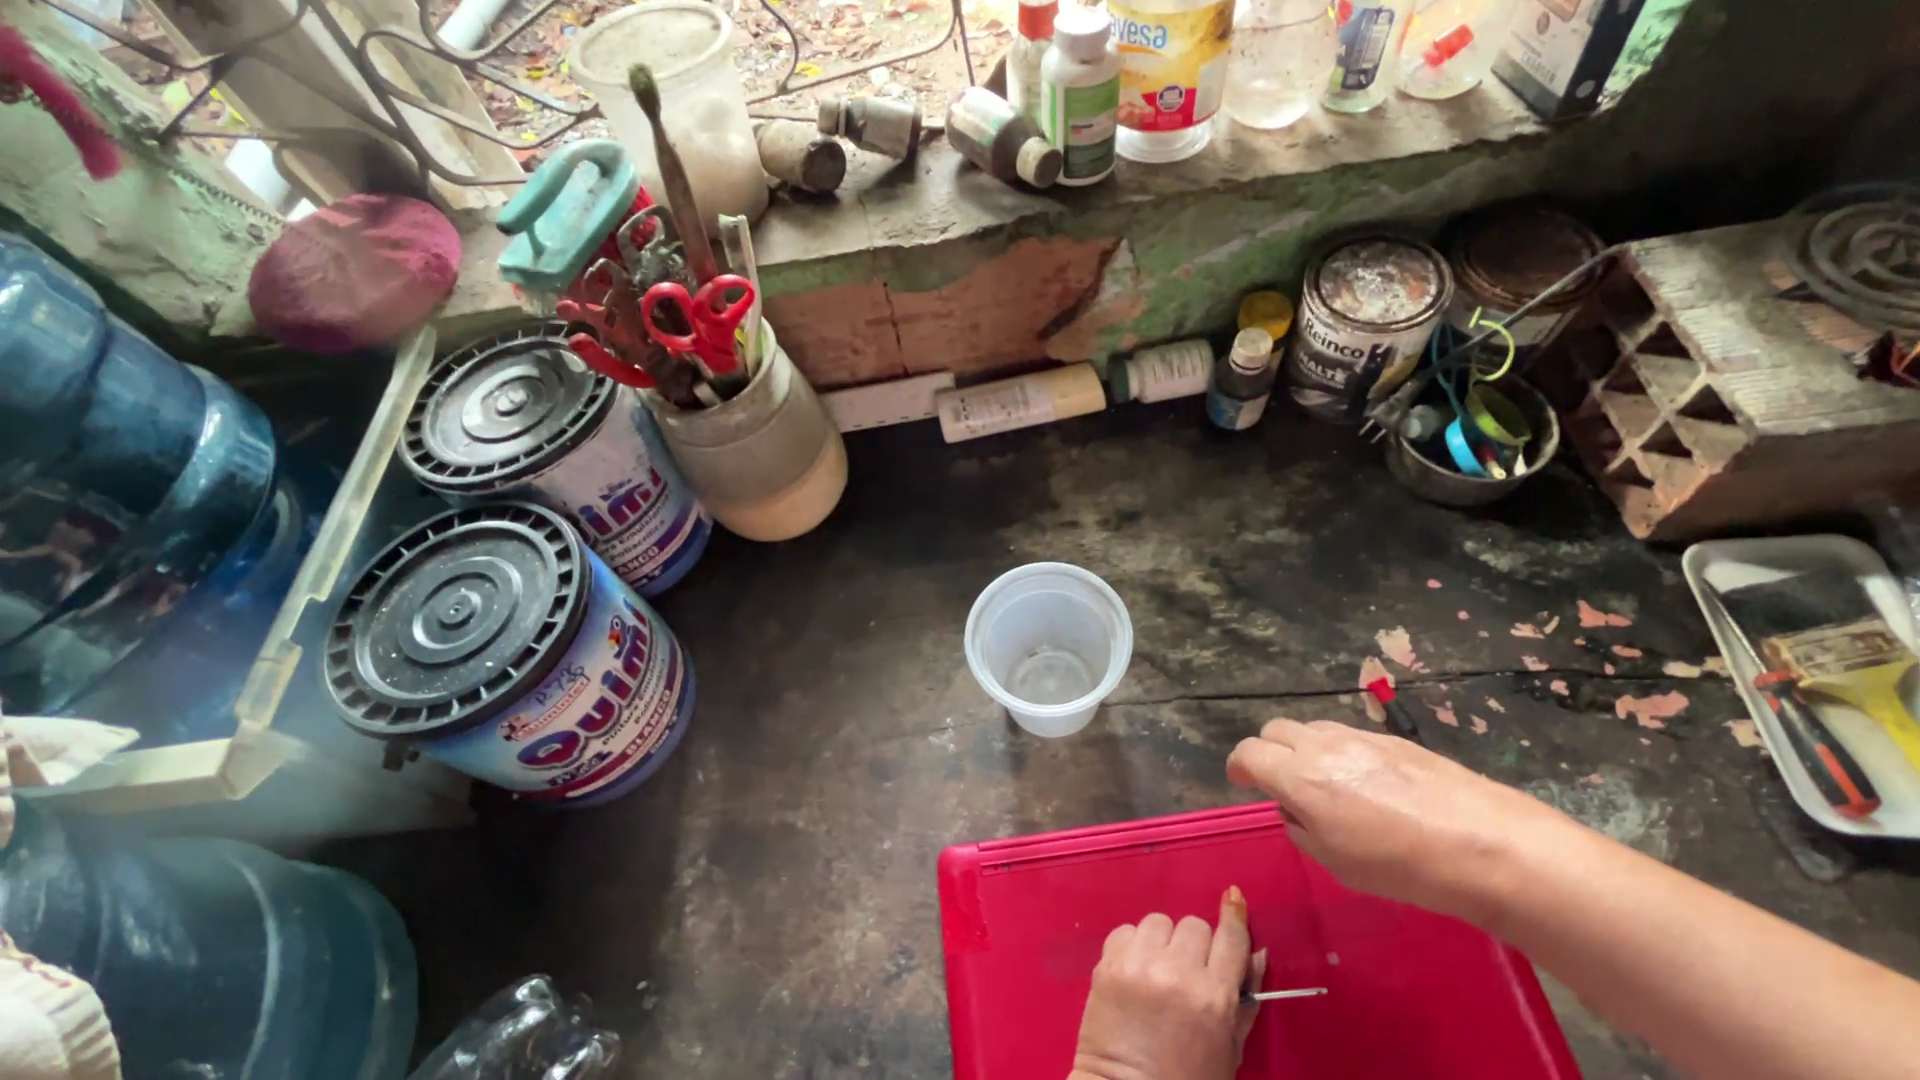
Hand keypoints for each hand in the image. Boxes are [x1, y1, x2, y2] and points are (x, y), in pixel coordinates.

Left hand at [1070, 887, 1266, 1079]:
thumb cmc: (1186, 1079)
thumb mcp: (1229, 1048)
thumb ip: (1245, 1000)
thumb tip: (1257, 953)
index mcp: (1214, 997)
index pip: (1230, 937)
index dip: (1234, 915)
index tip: (1233, 898)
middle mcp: (1177, 972)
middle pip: (1195, 925)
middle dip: (1196, 945)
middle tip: (1188, 971)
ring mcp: (1139, 965)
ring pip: (1160, 922)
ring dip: (1163, 941)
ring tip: (1158, 969)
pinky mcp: (1107, 964)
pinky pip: (1127, 931)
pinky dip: (1133, 945)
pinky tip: (1134, 970)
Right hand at [1225, 719, 1572, 925]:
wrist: (1487, 846)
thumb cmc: (1402, 866)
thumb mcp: (1335, 863)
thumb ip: (1302, 829)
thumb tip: (1296, 810)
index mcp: (1300, 777)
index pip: (1248, 753)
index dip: (1238, 767)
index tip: (1242, 783)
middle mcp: (1322, 746)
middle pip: (1274, 730)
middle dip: (1268, 752)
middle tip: (1281, 784)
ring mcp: (1360, 737)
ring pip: (1311, 728)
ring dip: (1302, 749)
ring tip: (1325, 784)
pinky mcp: (1394, 740)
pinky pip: (1347, 736)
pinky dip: (1338, 752)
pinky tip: (1366, 785)